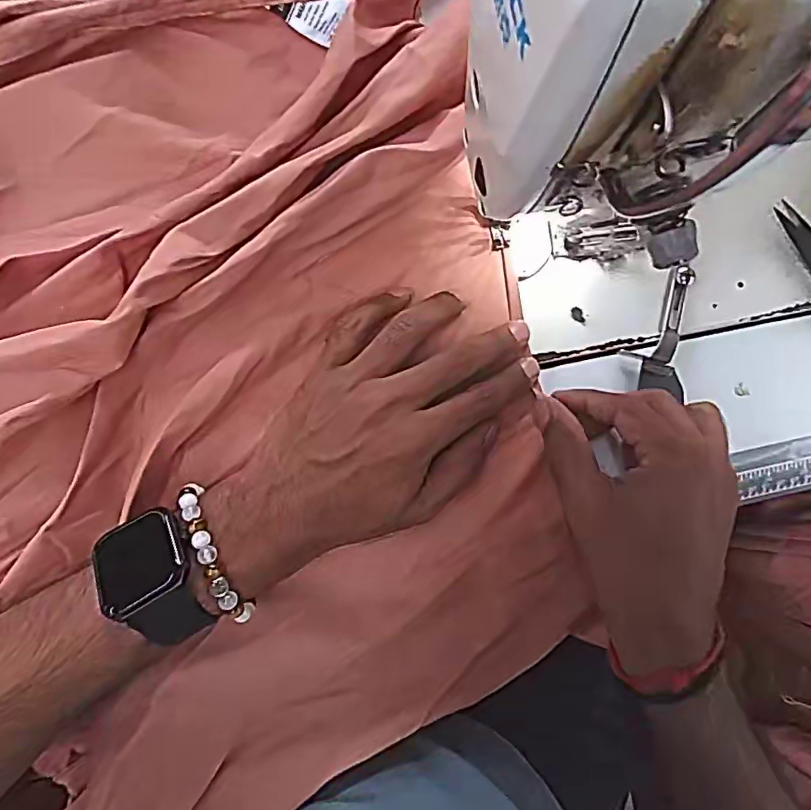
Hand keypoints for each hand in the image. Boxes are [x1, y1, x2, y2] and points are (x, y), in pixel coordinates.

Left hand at [204, 290, 536, 589]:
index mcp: (415, 437)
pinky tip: (398, 297)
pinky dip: (375, 307)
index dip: (509, 381)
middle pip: (453, 360)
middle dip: (493, 343)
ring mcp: (354, 381)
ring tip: (457, 303)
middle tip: (515, 330)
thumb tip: (487, 430)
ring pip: (404, 331)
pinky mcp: (325, 371)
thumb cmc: (348, 511)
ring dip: (437, 311)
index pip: (477, 399)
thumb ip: (457, 468)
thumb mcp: (416, 507)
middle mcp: (389, 401)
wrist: (284, 505)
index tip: (526, 368)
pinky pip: (351, 328)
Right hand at [538, 390, 738, 671]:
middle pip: (659, 405)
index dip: (587, 401)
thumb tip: (548, 413)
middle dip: (615, 407)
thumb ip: (565, 448)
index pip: (628, 405)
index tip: (559, 405)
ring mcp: (721, 476)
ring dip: (649, 418)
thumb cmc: (629, 572)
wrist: (665, 624)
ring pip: (688, 418)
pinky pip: (703, 444)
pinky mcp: (722, 494)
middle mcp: (709, 457)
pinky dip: (672, 437)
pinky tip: (643, 461)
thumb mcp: (585, 502)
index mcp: (678, 454)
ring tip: (614, 438)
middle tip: (578, 422)